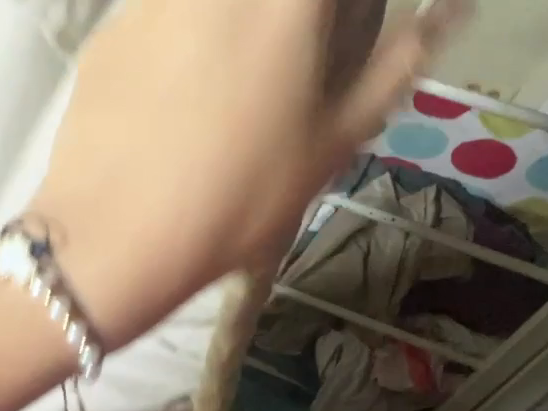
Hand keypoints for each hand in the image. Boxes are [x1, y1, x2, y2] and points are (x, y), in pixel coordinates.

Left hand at [30, 0, 465, 344]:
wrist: (106, 249)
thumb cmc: (230, 205)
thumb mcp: (328, 149)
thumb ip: (394, 66)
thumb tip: (444, 12)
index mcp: (287, 0)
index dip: (329, 17)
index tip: (332, 37)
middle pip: (266, 6)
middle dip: (282, 28)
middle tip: (285, 60)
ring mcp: (151, 2)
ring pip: (203, 8)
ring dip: (226, 32)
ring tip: (223, 89)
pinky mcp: (103, 38)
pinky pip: (157, 18)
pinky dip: (176, 40)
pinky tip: (167, 101)